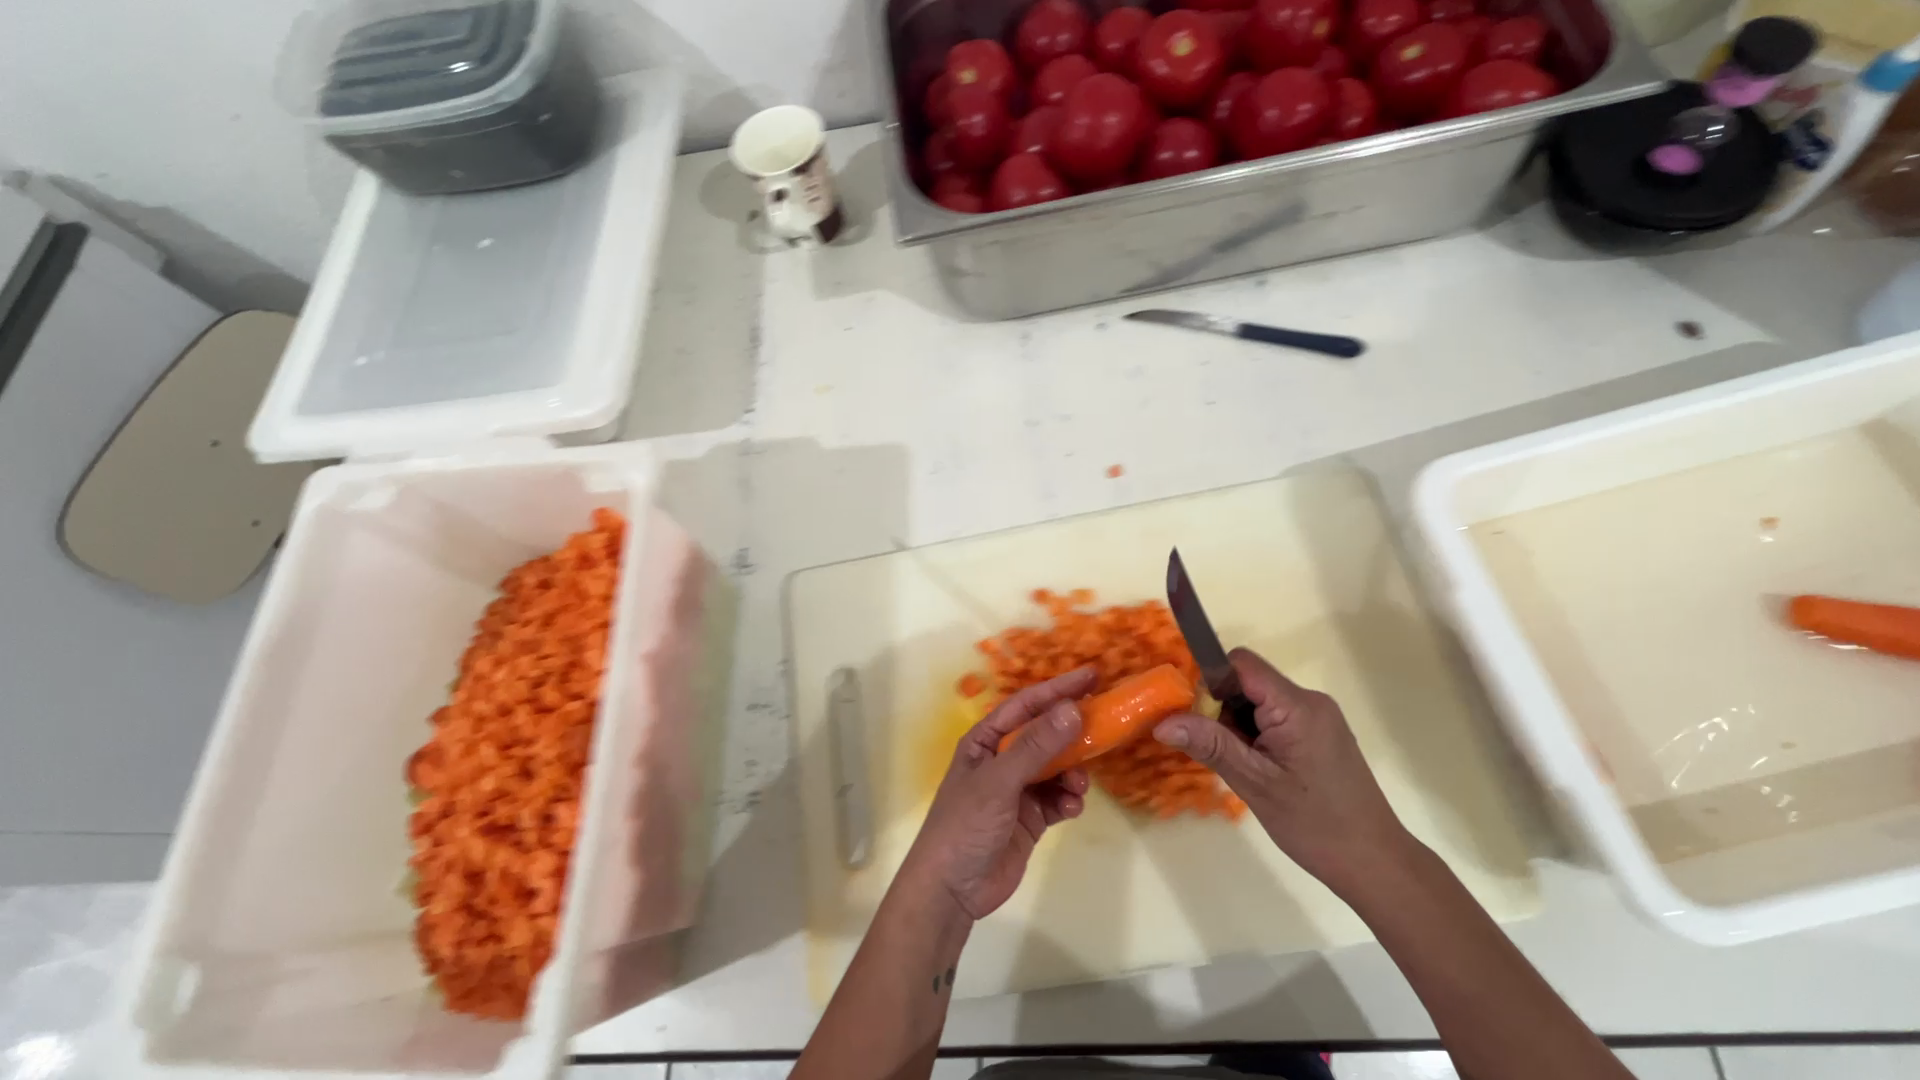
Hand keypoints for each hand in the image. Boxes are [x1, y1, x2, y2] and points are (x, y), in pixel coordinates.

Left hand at [898, 667, 1096, 920]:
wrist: (953, 889)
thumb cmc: (965, 825)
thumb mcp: (999, 781)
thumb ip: (1037, 747)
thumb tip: (1072, 709)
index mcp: (985, 741)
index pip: (1026, 705)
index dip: (1057, 689)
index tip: (1093, 676)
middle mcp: (1002, 760)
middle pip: (1046, 735)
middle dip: (1073, 733)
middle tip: (1106, 726)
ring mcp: (1017, 790)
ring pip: (1057, 768)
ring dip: (1072, 773)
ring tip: (1078, 787)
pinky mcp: (1030, 818)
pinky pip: (1058, 799)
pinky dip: (1068, 801)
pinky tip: (1070, 811)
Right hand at [1152, 648, 1412, 894]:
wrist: (1374, 862)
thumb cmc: (1315, 824)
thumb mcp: (1254, 784)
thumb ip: (1210, 745)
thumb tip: (1162, 722)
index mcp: (1296, 706)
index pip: (1241, 664)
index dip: (1210, 680)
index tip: (1193, 715)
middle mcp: (1310, 702)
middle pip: (1248, 682)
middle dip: (1221, 709)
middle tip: (1215, 752)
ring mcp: (1318, 718)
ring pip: (1259, 702)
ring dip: (1237, 726)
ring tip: (1240, 768)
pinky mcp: (1320, 735)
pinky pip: (1275, 718)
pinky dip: (1255, 736)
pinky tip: (1257, 770)